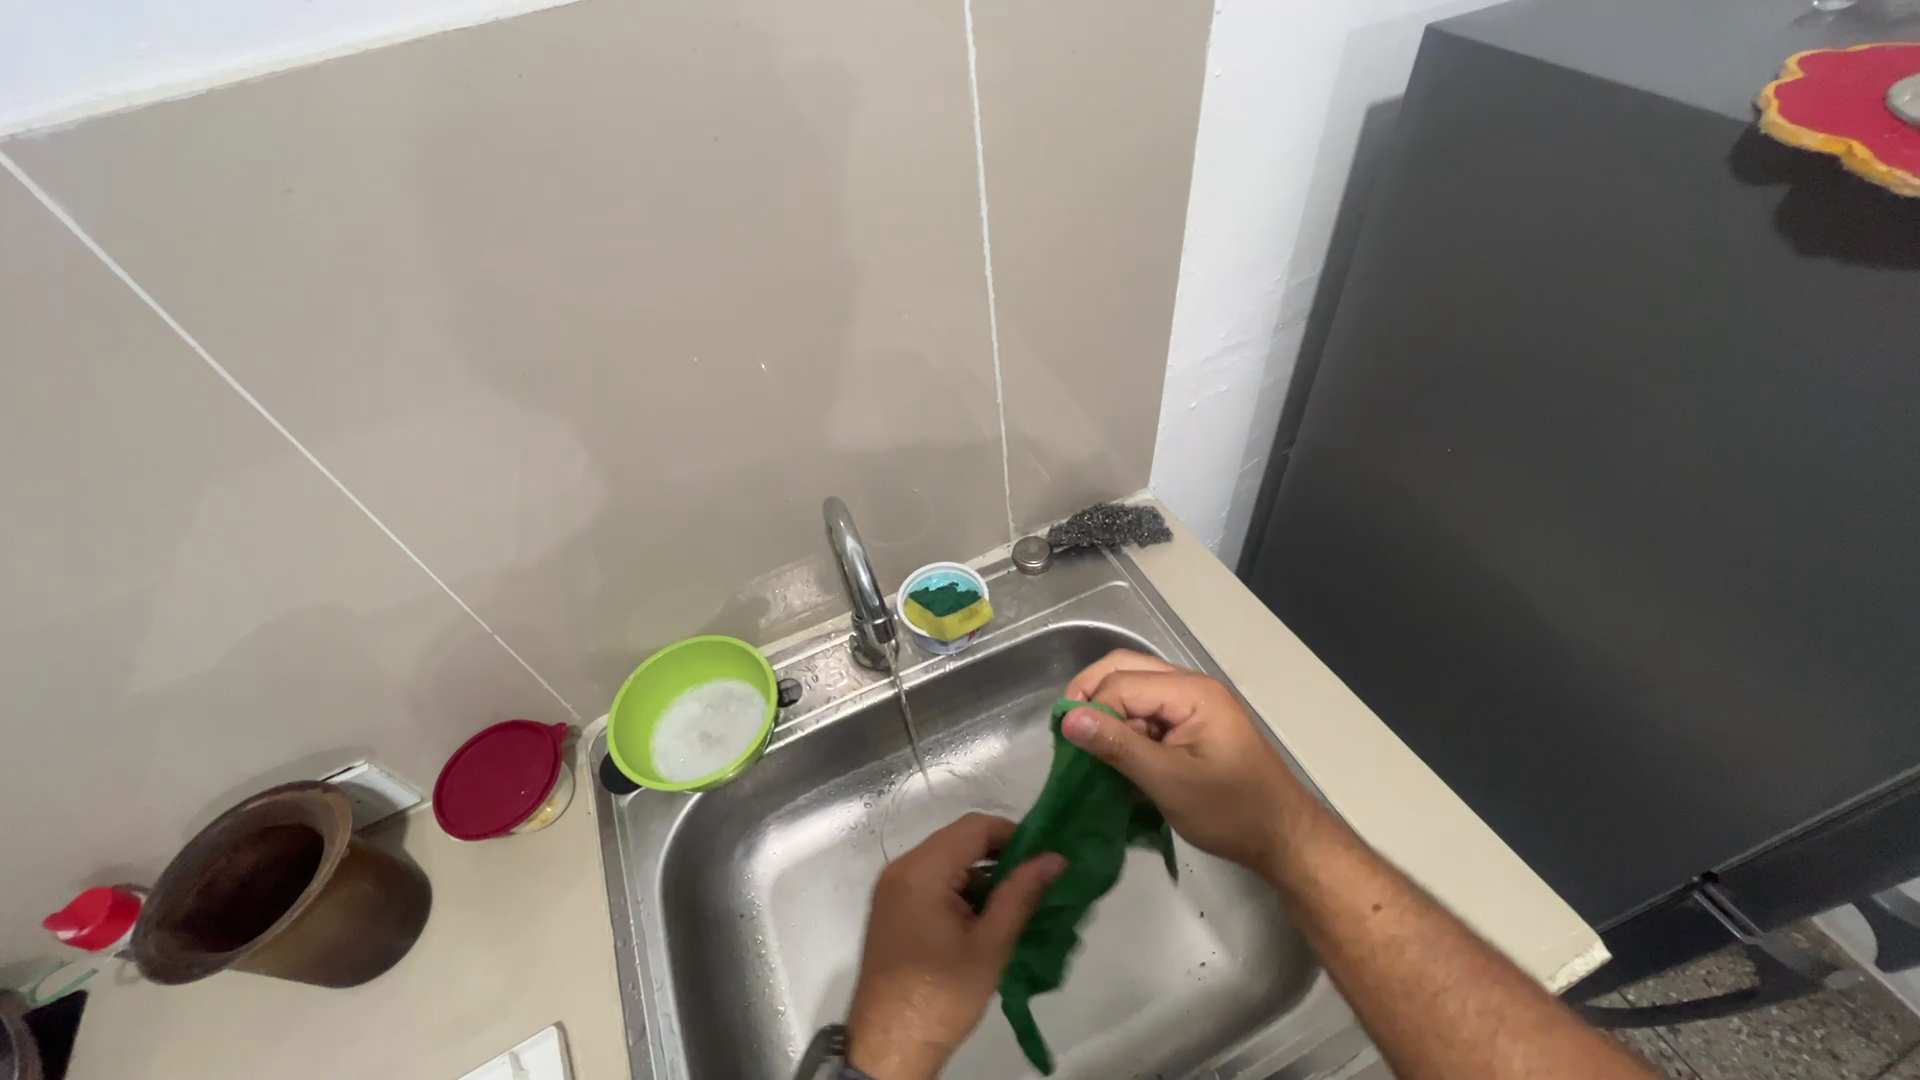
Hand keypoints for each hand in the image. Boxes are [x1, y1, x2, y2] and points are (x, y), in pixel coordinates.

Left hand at [846, 813, 1065, 1079]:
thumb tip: (1055, 858)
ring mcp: (891, 887)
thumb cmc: (941, 996)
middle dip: (998, 855)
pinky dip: (958, 888)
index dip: (1012, 835)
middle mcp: (901, 867)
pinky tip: (982, 916)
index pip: (973, 827)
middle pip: (957, 839)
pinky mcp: (891, 907)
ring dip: (979, 873)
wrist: (888, 1049)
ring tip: (1013, 902)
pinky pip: (930, 879)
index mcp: (921, 870)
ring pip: (945, 859)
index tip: (1042, 860)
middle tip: (1033, 882)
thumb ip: (1021, 893)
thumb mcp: (990, 945)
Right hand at [1062, 649, 1312, 879]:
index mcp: (1192, 692)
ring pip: (1134, 687)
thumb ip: (1118, 746)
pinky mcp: (1191, 724)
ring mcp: (1193, 703)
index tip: (1070, 745)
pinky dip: (1125, 724)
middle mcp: (1191, 686)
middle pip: (1126, 669)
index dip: (1091, 709)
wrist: (1284, 838)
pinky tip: (1113, 751)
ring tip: (1087, 743)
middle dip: (1092, 694)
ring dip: (1107, 710)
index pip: (1123, 683)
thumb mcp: (1168, 782)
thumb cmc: (1231, 812)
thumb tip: (1068, 718)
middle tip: (1067, 730)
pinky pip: (1147, 709)